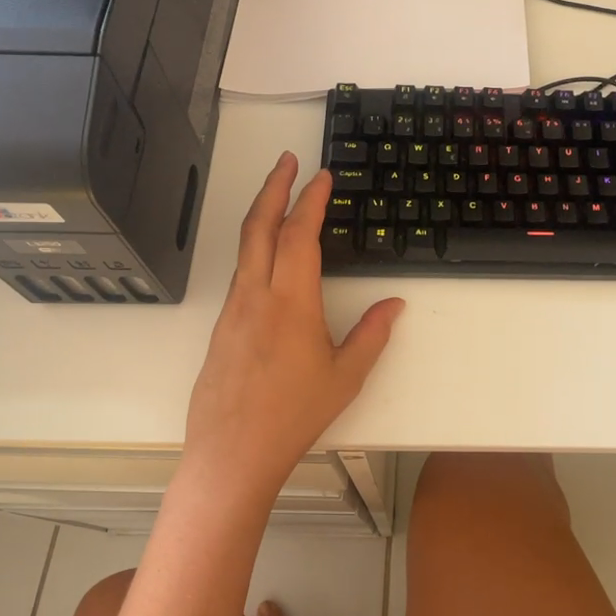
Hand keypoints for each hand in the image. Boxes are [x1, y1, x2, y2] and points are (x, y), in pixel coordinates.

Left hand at [184, 152, 403, 497]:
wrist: (231, 454)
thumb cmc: (292, 416)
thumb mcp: (345, 377)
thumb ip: (372, 334)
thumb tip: (394, 304)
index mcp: (290, 301)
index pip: (300, 234)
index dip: (310, 199)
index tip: (321, 175)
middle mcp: (256, 295)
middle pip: (259, 225)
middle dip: (274, 186)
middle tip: (287, 160)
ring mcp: (233, 309)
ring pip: (245, 246)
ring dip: (262, 213)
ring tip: (278, 197)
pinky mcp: (221, 326)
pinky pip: (240, 273)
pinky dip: (254, 246)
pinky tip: (268, 256)